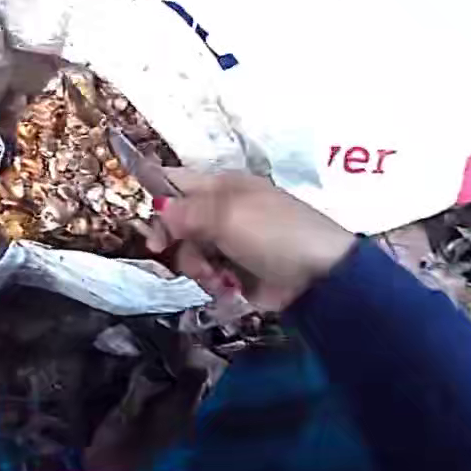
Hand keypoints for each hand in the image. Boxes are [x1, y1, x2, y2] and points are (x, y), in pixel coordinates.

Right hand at [147, 170, 355, 312]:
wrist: (321, 277)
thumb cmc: (274, 234)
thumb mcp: (227, 215)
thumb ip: (187, 212)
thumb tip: (159, 209)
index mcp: (222, 186)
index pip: (176, 183)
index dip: (157, 201)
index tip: (149, 226)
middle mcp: (222, 210)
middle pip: (177, 222)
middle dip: (175, 241)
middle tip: (169, 254)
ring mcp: (230, 242)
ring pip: (190, 251)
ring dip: (196, 266)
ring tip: (215, 276)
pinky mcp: (237, 271)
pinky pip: (208, 274)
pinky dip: (213, 282)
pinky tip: (227, 287)